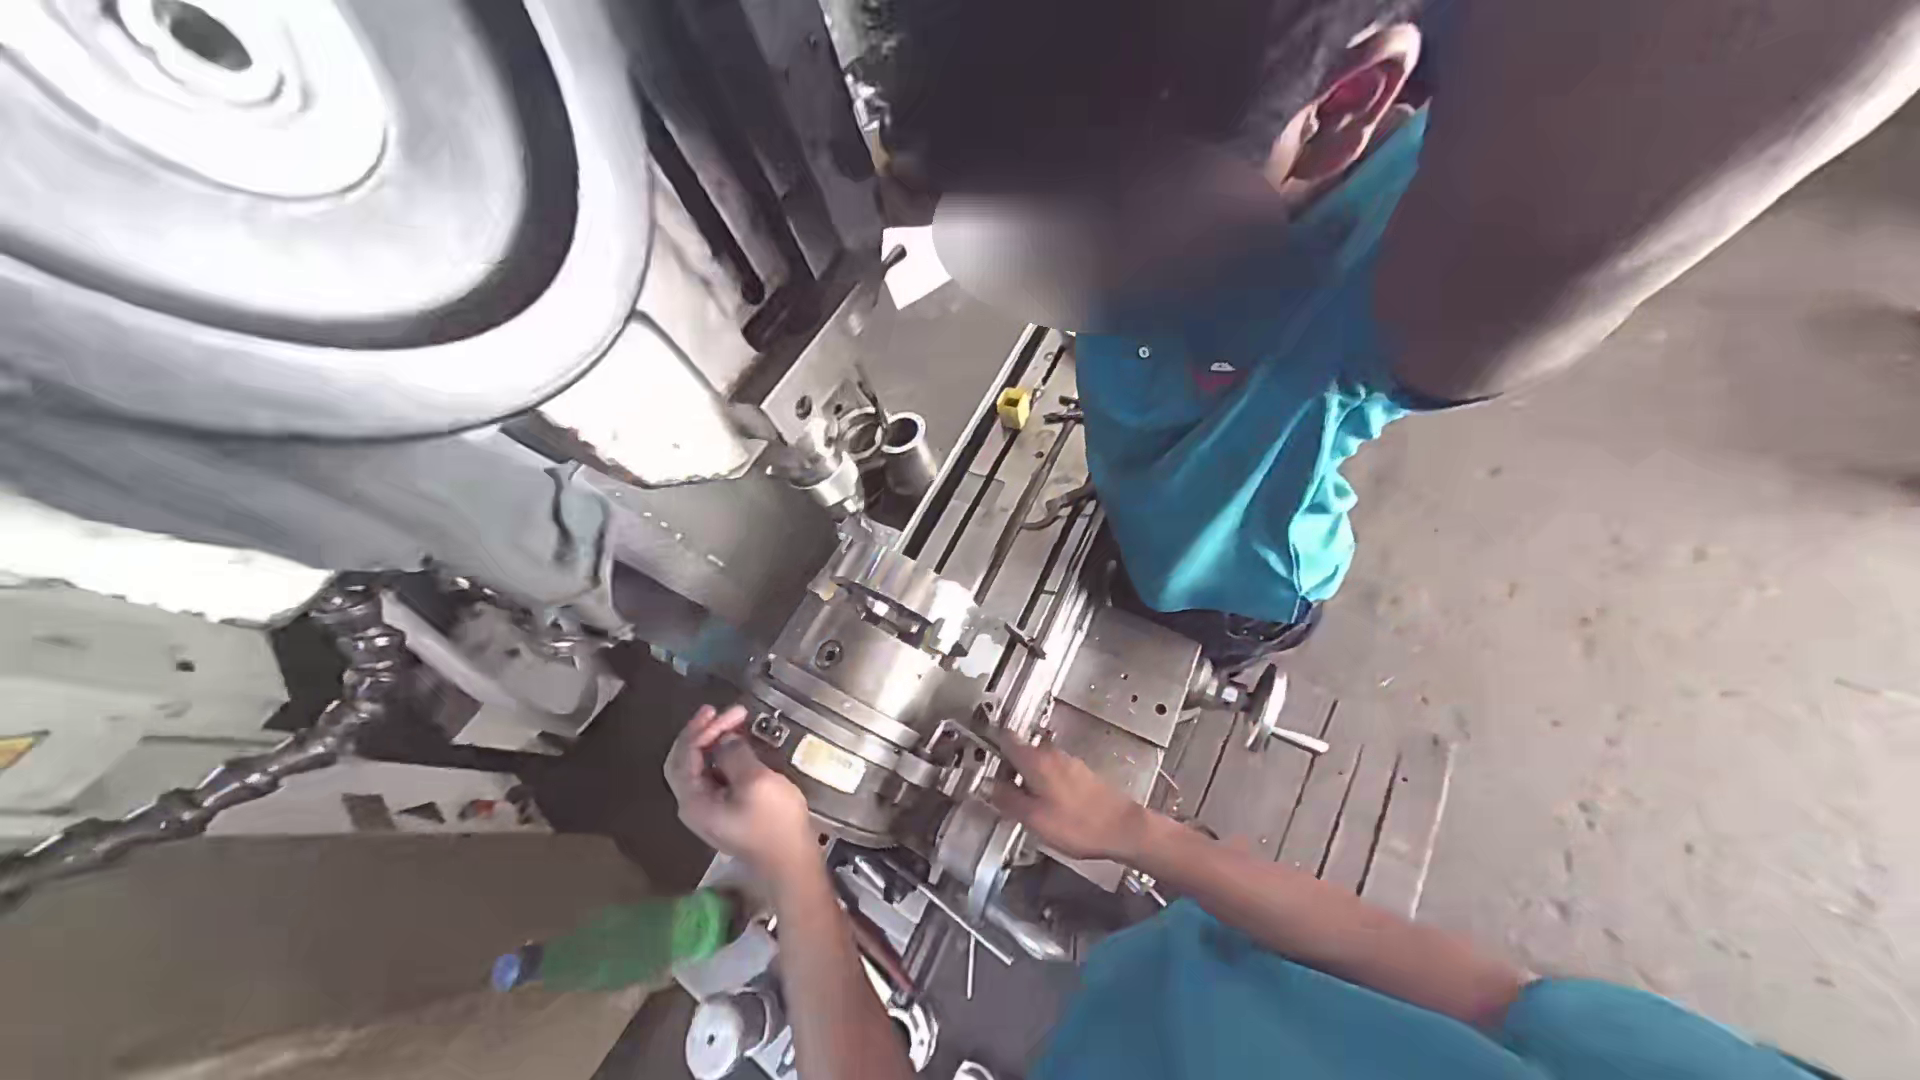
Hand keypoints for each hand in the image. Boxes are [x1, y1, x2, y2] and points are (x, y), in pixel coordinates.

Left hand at [665, 705, 816, 884]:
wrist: (790, 862)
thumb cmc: (773, 821)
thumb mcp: (755, 782)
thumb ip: (734, 754)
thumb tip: (725, 739)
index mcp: (693, 800)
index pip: (684, 755)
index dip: (702, 729)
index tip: (726, 710)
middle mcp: (693, 806)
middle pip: (683, 762)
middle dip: (699, 733)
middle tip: (717, 710)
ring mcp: (708, 811)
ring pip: (697, 768)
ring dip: (710, 742)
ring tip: (730, 722)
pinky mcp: (725, 812)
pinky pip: (713, 777)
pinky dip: (720, 756)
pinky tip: (737, 746)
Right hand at [988, 738, 1152, 861]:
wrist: (1123, 829)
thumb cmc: (1077, 824)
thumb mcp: (1034, 818)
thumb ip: (1008, 800)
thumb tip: (989, 787)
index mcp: (1035, 760)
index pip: (1005, 738)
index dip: (991, 746)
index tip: (983, 761)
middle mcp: (1051, 754)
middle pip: (1021, 752)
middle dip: (1009, 769)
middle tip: (1002, 794)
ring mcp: (1069, 762)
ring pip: (1038, 763)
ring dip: (1028, 779)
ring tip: (1026, 806)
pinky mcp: (1081, 773)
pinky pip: (1053, 772)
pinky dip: (1045, 784)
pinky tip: (1049, 807)